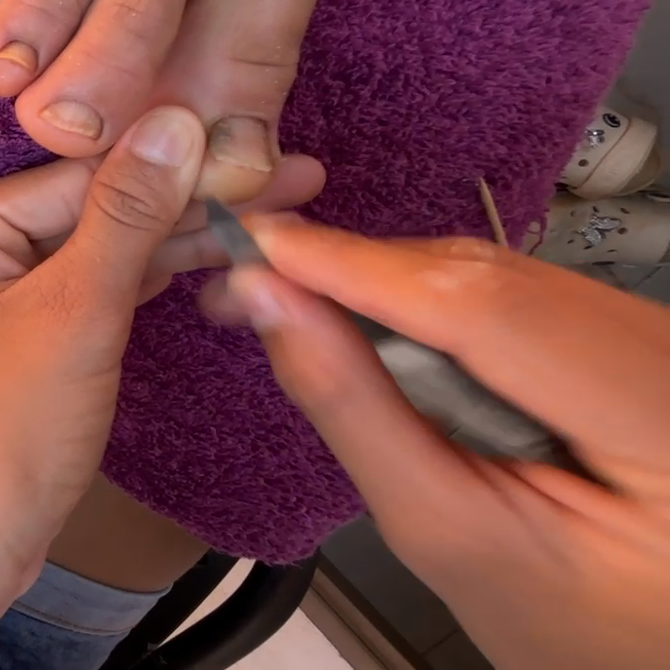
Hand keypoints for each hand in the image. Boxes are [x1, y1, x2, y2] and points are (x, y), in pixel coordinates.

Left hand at [0, 107, 323, 605]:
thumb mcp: (73, 314)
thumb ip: (126, 216)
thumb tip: (174, 125)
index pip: (72, 176)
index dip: (173, 162)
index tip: (258, 146)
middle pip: (81, 205)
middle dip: (181, 199)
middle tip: (286, 177)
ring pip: (87, 243)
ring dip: (171, 236)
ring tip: (269, 211)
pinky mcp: (4, 314)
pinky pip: (76, 279)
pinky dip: (138, 274)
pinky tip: (208, 249)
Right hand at [217, 218, 669, 669]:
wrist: (652, 642)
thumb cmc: (556, 616)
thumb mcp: (439, 525)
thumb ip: (348, 402)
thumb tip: (260, 293)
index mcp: (663, 426)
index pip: (489, 311)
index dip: (357, 264)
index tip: (249, 242)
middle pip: (490, 280)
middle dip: (354, 267)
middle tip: (245, 279)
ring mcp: (665, 345)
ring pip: (497, 273)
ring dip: (378, 276)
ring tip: (288, 294)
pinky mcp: (637, 340)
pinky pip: (514, 288)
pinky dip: (421, 291)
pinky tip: (366, 311)